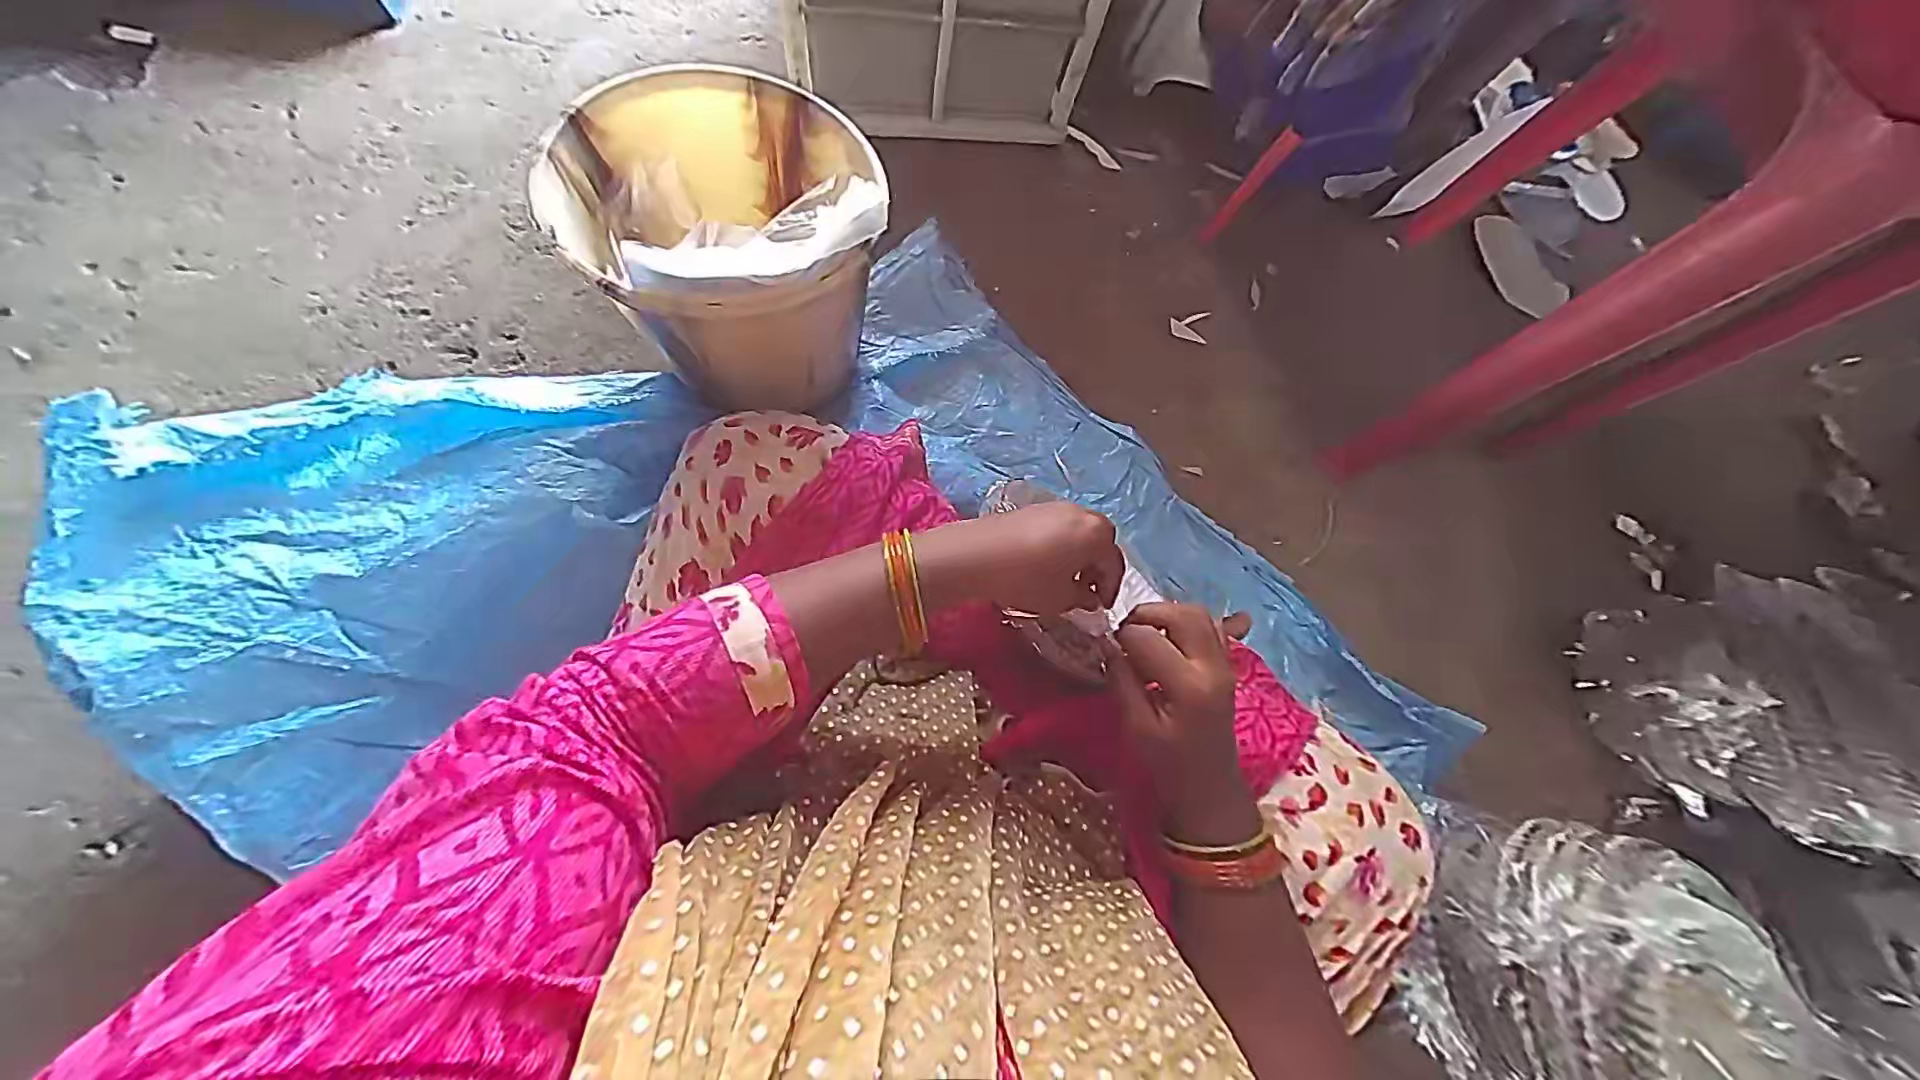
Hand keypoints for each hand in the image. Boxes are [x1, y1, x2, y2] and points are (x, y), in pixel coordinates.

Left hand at [917, 502, 1122, 616]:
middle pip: (1099, 542)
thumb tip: (1089, 596)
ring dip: (1078, 555)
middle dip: (1096, 567)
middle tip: (1086, 591)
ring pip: (1079, 533)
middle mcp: (1083, 513)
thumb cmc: (1026, 580)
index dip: (1111, 589)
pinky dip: (1060, 544)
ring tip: (1064, 578)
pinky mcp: (1033, 507)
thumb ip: (1082, 598)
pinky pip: (1058, 527)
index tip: (1102, 606)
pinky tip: (1044, 563)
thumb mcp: (1060, 599)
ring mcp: (1056, 506)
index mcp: (1098, 534)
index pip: (1114, 564)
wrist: (976, 554)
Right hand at [1105, 602, 1260, 845]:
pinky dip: (1187, 623)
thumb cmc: (1169, 765)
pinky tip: (1169, 636)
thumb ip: (1122, 681)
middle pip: (1182, 614)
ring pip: (1200, 614)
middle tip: (1125, 633)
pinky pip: (1212, 628)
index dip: (1121, 637)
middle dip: (1146, 614)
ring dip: (1167, 615)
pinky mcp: (1227, 667)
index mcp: (1188, 685)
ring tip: (1144, 634)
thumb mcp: (1136, 727)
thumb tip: (1108, 645)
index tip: (1108, 650)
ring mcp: (1225, 665)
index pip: (1147, 637)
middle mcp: (1213, 667)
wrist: (1211, 789)